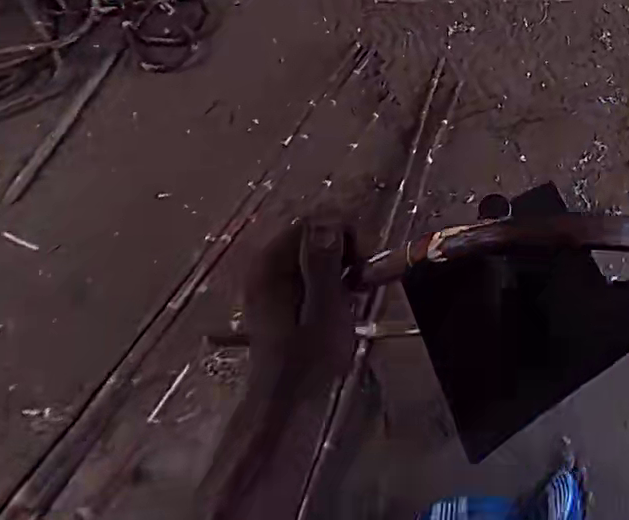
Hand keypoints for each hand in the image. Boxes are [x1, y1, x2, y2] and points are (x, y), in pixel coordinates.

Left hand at [242, 218, 355, 383]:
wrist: (282, 408)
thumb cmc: (306, 363)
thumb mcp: (323, 312)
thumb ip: (324, 265)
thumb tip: (328, 221)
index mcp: (272, 264)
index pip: (312, 222)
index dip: (342, 233)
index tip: (363, 260)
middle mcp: (265, 264)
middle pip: (312, 233)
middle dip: (342, 247)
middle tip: (361, 278)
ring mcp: (269, 278)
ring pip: (313, 250)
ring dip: (338, 263)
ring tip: (353, 291)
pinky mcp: (277, 293)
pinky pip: (307, 267)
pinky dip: (327, 276)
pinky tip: (338, 298)